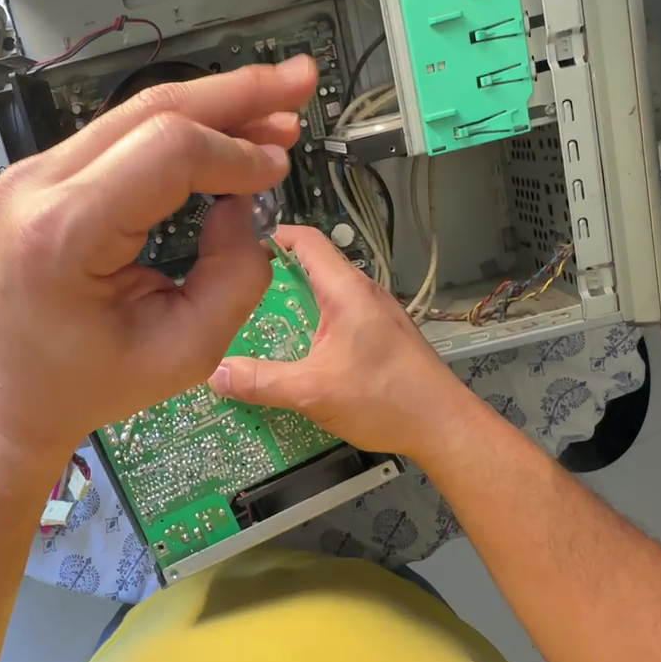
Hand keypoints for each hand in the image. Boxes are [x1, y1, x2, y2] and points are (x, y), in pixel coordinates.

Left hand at [0, 58, 316, 456]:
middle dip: (237, 95)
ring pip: (138, 112)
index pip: (167, 152)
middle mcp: (39, 184)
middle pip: (152, 109)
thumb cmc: (93, 383)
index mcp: (65, 232)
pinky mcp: (43, 174)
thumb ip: (236, 276)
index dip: (236, 151)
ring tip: (274, 110)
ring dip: (213, 107)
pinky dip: (180, 129)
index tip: (280, 170)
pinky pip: (123, 135)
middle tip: (299, 83)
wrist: (12, 393)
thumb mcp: (186, 352)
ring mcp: (34, 172)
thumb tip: (242, 201)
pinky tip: (224, 132)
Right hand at [207, 223, 486, 460]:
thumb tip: (216, 372)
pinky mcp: (383, 336)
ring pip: (326, 295)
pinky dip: (314, 326)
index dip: (271, 235)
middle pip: (312, 268)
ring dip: (294, 306)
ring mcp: (376, 314)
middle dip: (273, 279)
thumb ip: (262, 381)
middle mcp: (363, 293)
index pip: (306, 240)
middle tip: (237, 297)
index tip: (237, 247)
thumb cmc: (386, 399)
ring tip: (260, 325)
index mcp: (347, 290)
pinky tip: (298, 353)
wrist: (444, 426)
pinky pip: (339, 318)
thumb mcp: (313, 392)